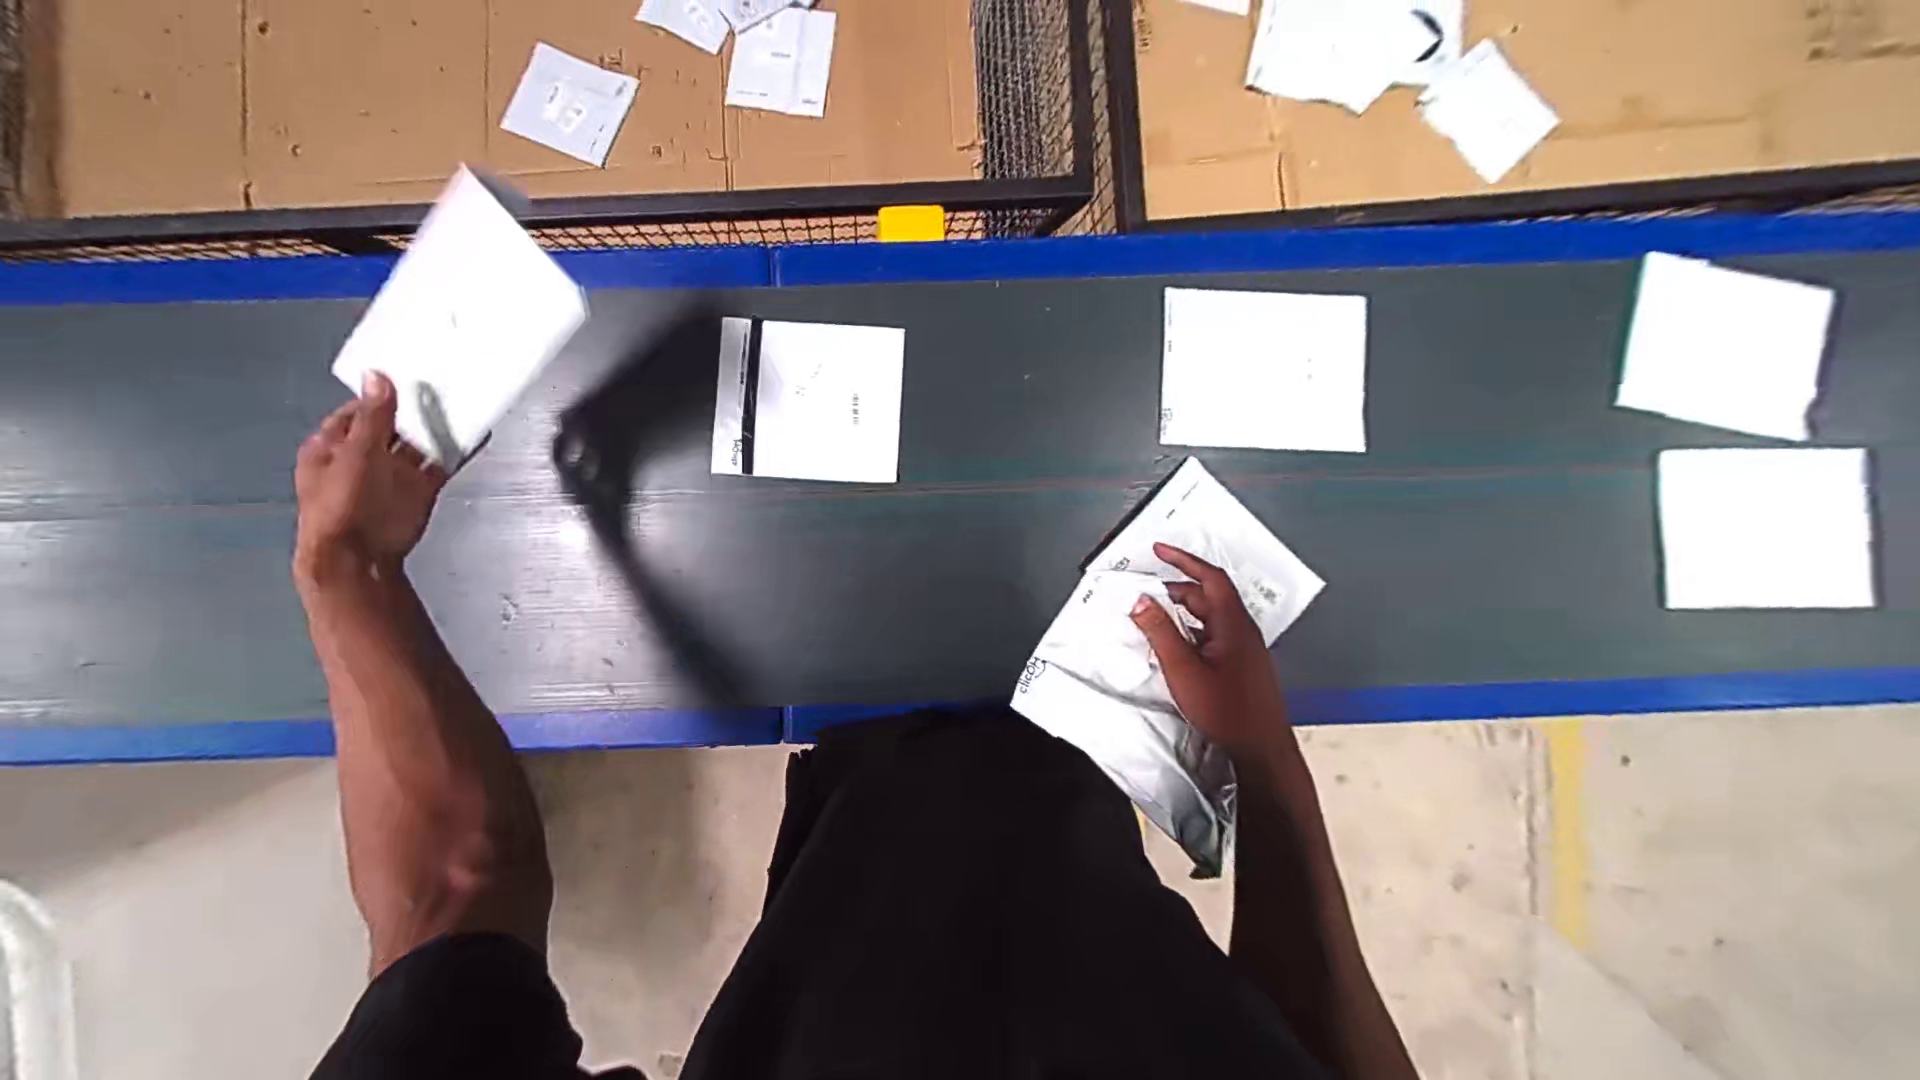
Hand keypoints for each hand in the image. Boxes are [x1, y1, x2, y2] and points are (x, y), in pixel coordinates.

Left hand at [294, 372, 446, 586]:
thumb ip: (374, 417)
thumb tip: (379, 378)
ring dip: (438, 429)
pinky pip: (441, 465)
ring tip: (463, 407)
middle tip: (441, 388)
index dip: (380, 395)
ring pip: (420, 444)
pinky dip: (458, 452)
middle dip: (414, 410)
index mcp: (333, 446)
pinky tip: (474, 438)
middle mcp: (365, 457)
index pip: (358, 411)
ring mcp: (394, 474)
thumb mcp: (355, 453)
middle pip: (393, 426)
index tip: (405, 377)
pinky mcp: (420, 489)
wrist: (361, 553)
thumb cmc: (342, 503)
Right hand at [1130, 542, 1290, 754]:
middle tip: (1146, 592)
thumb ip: (1160, 632)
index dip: (1184, 560)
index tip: (1160, 551)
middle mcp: (1241, 631)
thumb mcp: (1183, 669)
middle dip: (1175, 589)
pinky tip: (1173, 646)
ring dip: (1181, 612)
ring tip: (1153, 618)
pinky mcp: (1240, 666)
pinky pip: (1211, 635)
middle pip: (1207, 597)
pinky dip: (1189, 631)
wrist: (1261, 750)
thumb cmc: (1227, 711)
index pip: (1210, 578)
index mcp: (1232, 624)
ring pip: (1209, 617)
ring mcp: (1243, 649)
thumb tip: (1142, 601)